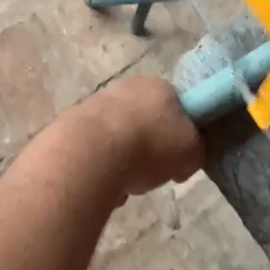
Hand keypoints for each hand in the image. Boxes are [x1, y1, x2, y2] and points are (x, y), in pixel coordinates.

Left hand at [87, 75, 205, 195]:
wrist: (93, 153)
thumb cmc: (150, 145)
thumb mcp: (191, 152)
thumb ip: (195, 151)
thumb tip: (187, 158)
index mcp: (159, 85)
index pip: (176, 105)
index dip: (180, 132)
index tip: (177, 156)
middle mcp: (128, 86)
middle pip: (146, 121)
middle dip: (149, 147)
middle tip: (153, 171)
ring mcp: (98, 103)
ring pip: (120, 136)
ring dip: (124, 159)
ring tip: (125, 184)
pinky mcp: (74, 125)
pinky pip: (96, 151)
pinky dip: (101, 168)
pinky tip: (103, 184)